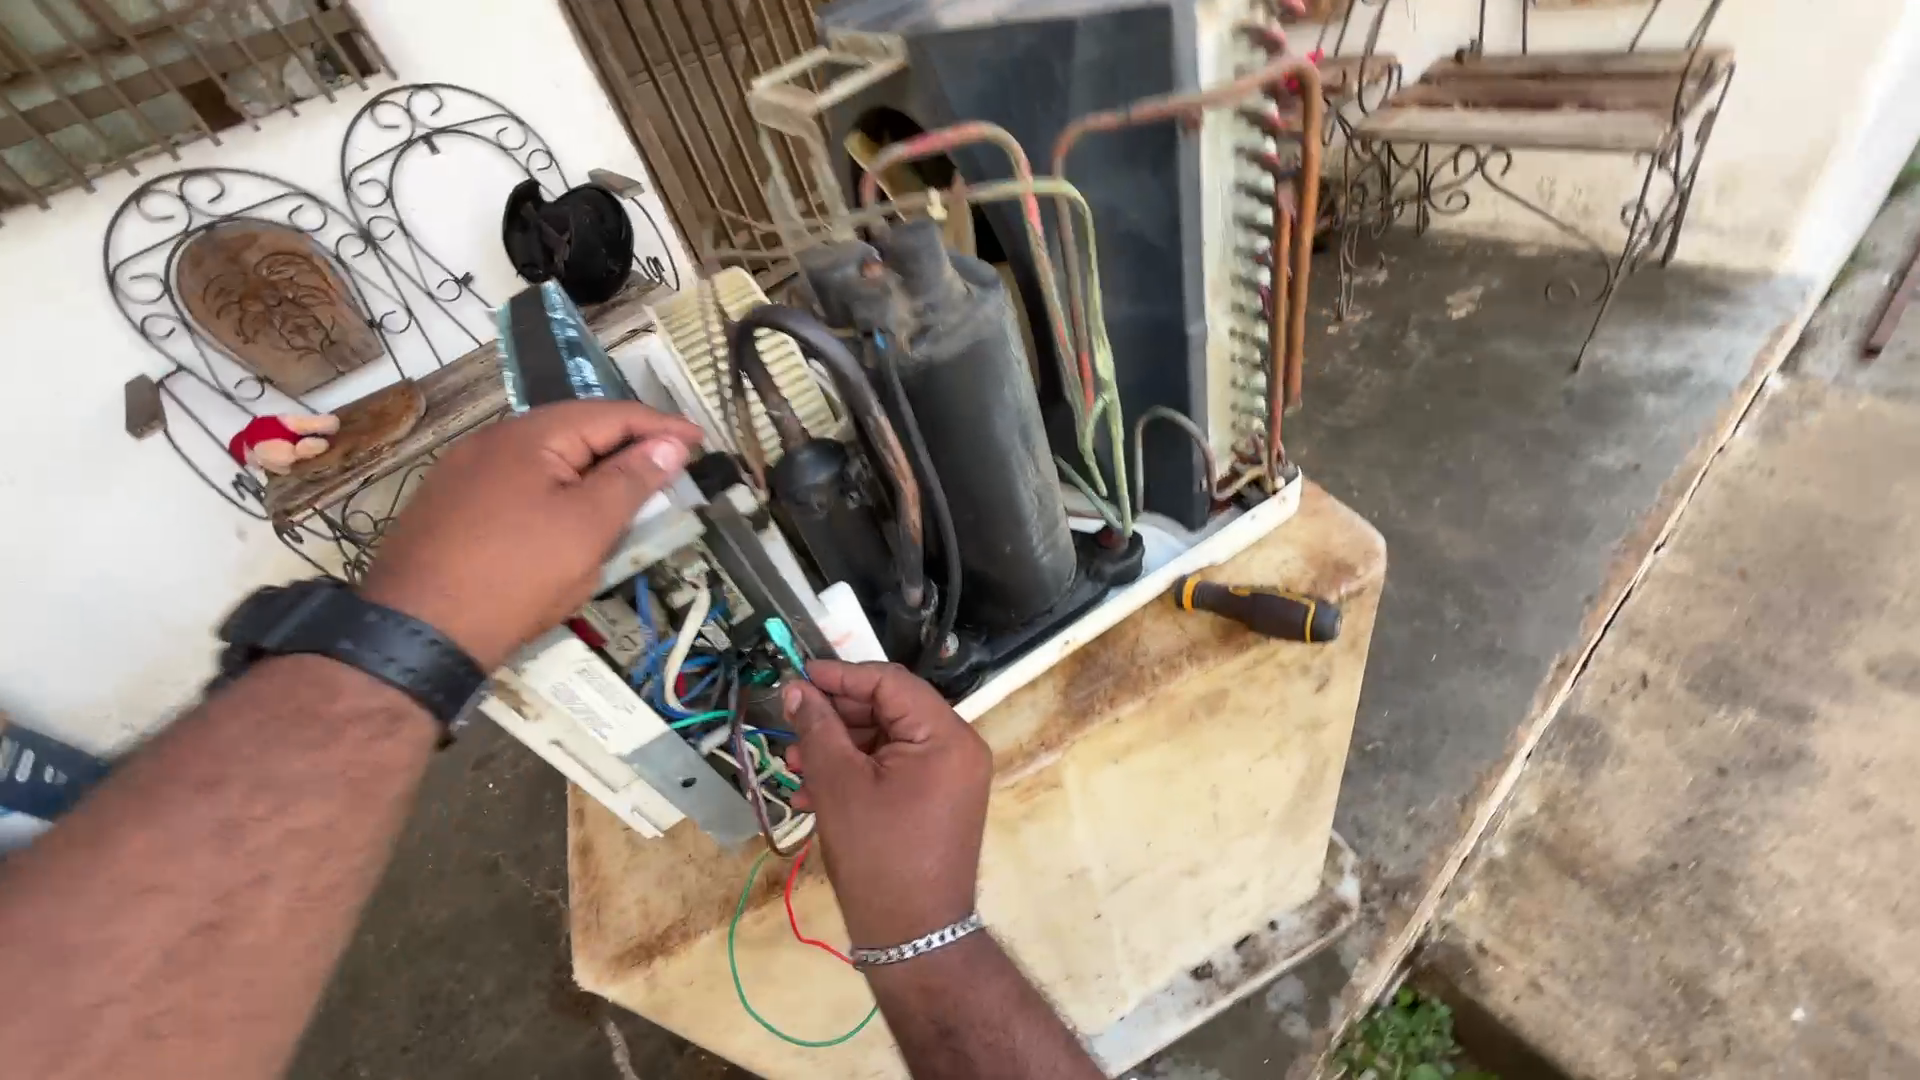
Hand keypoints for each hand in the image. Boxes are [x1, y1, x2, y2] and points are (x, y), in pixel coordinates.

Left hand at [360, 401, 701, 669]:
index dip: (661, 426)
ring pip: (551, 458)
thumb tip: (670, 445)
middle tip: (674, 464)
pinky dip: (565, 489)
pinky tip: (578, 513)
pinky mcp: (457, 505)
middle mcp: (494, 442)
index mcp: (529, 436)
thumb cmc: (517, 575)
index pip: (610, 415)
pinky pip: (525, 482)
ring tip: (635, 489)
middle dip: (630, 444)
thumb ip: (632, 480)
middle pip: (578, 430)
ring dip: (598, 468)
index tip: (701, 440)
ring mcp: (468, 473)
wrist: (417, 633)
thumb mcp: (589, 526)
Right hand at [781, 661, 992, 948]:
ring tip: (794, 766)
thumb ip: (818, 728)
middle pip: (889, 709)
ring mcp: (951, 774)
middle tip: (791, 727)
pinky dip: (857, 773)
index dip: (841, 675)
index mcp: (946, 735)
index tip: (799, 675)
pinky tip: (814, 792)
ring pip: (887, 740)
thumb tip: (798, 688)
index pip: (890, 682)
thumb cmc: (877, 856)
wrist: (913, 938)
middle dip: (835, 719)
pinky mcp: (938, 797)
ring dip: (839, 748)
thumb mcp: (839, 785)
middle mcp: (958, 746)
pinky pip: (895, 768)